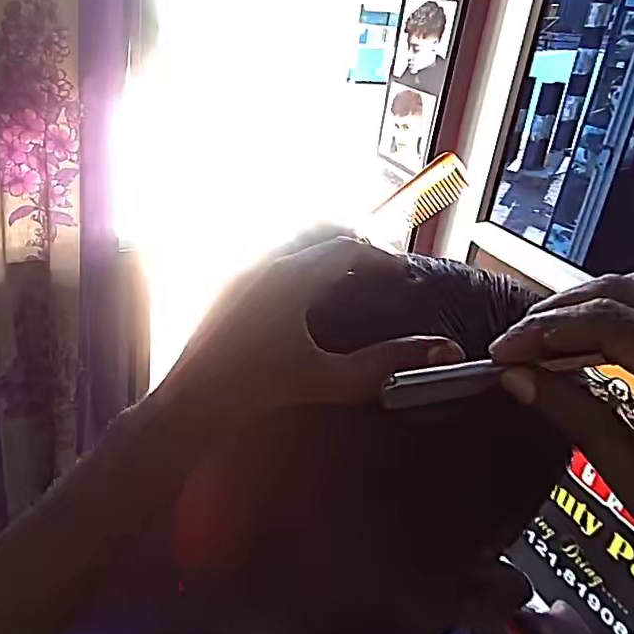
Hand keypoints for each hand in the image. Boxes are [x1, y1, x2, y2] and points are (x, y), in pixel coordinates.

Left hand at [153, 238, 463, 436]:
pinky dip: (298, 261)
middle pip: (319, 232)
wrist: (191, 401)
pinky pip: (270, 255)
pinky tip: (304, 295)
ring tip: (346, 279)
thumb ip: (386, 364)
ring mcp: (240, 268)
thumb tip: (441, 350)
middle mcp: (263, 261)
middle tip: (377, 270)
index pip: (347, 246)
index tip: (401, 273)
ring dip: (323, 250)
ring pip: (292, 240)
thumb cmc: (256, 390)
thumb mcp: (328, 379)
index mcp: (290, 276)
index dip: (380, 256)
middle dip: (353, 244)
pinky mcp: (226, 282)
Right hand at [488, 274, 633, 633]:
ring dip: (596, 308)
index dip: (545, 331)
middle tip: (520, 344)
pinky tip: (609, 344)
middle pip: (632, 293)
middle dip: (562, 313)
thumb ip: (583, 422)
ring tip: (552, 338)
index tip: (506, 352)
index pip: (612, 322)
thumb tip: (523, 380)